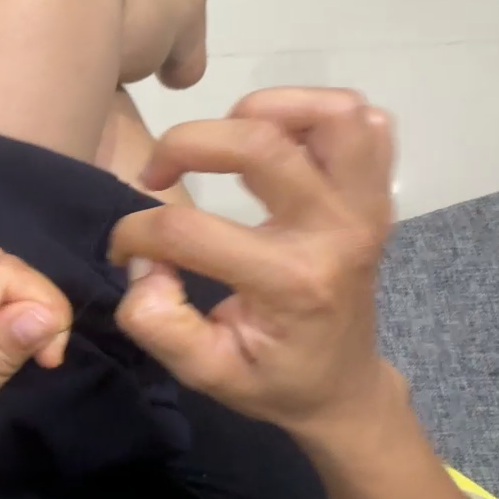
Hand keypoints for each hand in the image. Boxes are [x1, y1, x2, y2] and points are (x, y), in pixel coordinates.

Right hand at [108, 88, 399, 435]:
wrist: (342, 385)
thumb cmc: (269, 379)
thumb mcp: (203, 373)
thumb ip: (159, 324)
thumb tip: (144, 263)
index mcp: (290, 283)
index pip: (189, 230)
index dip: (135, 233)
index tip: (124, 252)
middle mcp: (336, 232)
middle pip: (261, 143)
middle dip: (185, 142)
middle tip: (157, 173)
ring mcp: (365, 207)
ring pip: (331, 114)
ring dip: (261, 112)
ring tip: (222, 145)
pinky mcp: (375, 193)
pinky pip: (359, 122)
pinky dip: (309, 114)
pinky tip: (273, 143)